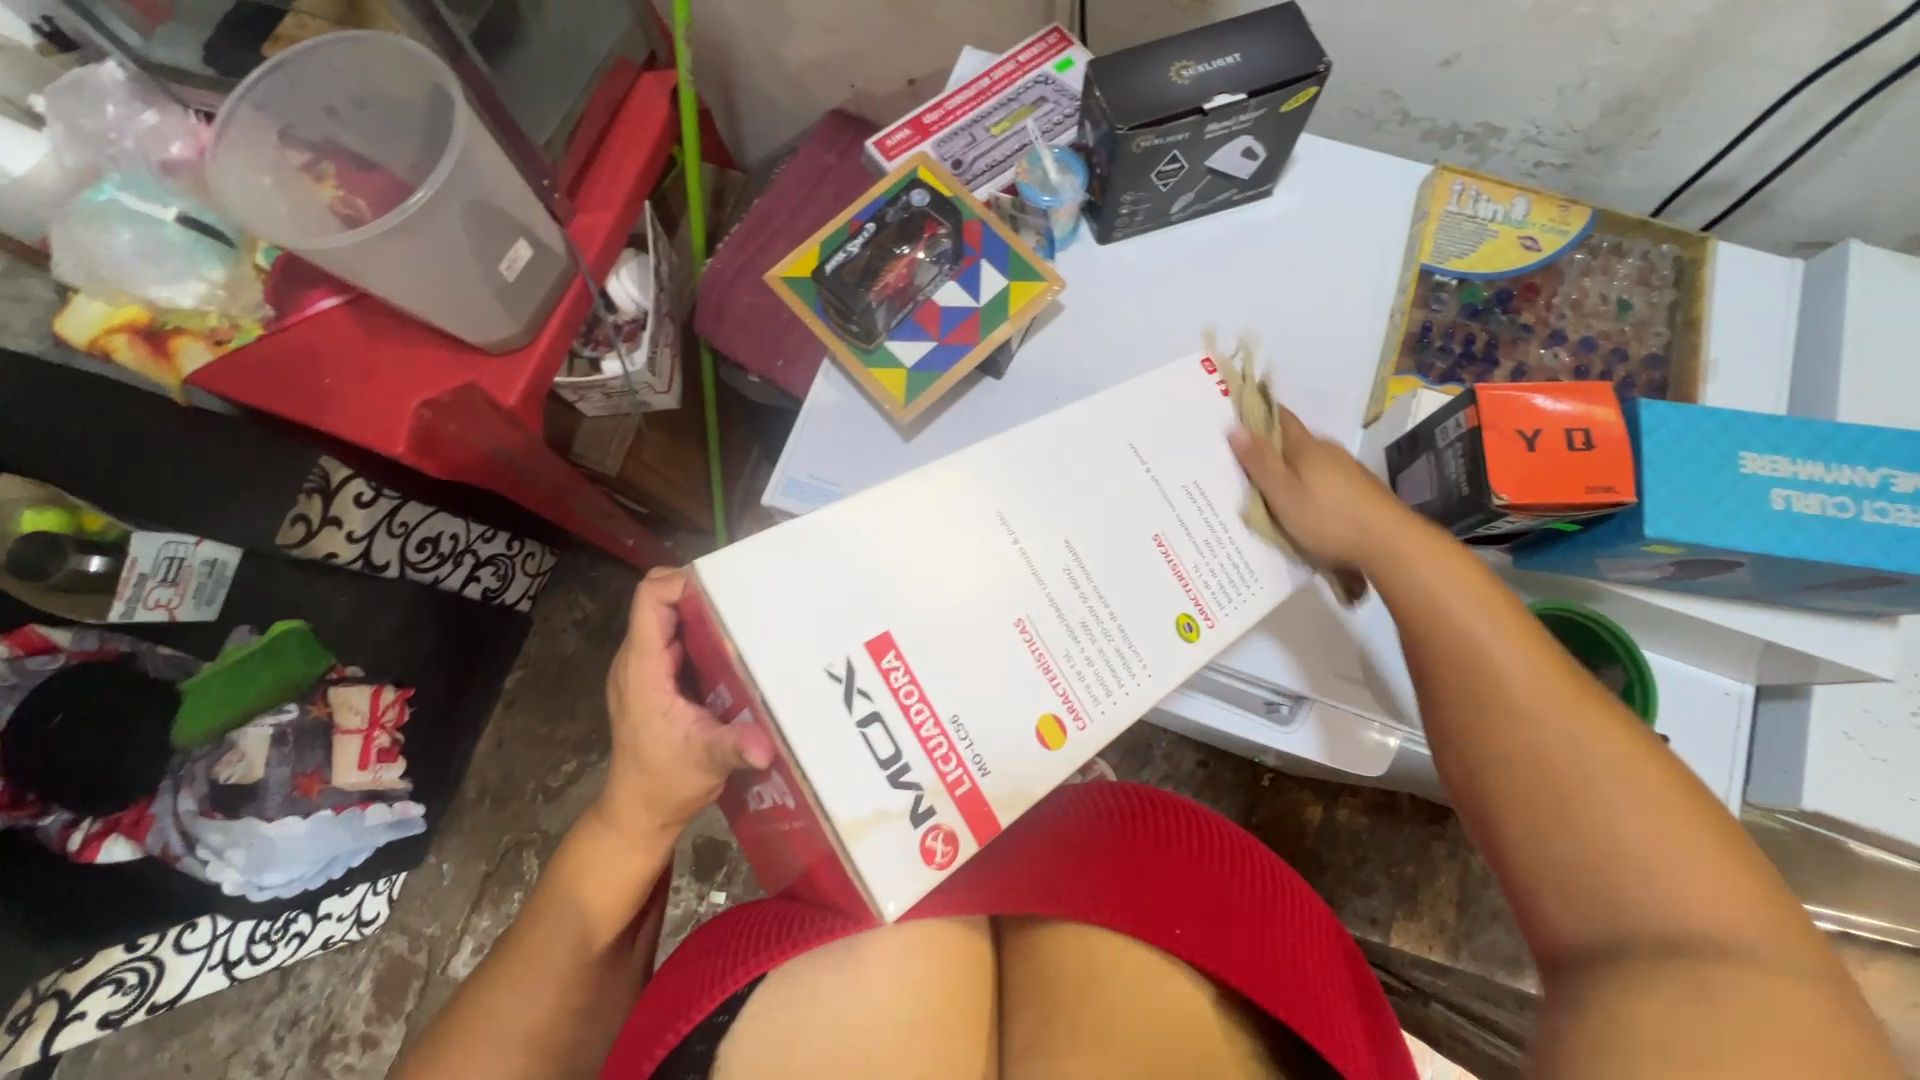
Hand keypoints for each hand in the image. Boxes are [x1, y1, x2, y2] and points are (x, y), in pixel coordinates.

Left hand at [592, 567, 775, 840]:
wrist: (640, 810)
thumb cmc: (665, 782)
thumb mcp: (706, 762)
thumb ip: (733, 747)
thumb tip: (765, 747)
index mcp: (643, 668)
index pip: (649, 599)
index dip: (681, 582)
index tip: (726, 585)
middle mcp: (638, 660)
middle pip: (660, 602)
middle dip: (702, 593)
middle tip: (750, 599)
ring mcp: (646, 669)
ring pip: (670, 619)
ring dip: (706, 613)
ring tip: (750, 618)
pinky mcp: (658, 680)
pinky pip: (677, 639)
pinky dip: (705, 635)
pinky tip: (737, 648)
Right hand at [1228, 406, 1413, 572]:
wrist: (1389, 543)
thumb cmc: (1328, 518)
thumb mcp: (1283, 494)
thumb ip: (1260, 462)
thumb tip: (1234, 427)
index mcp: (1306, 447)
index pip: (1280, 417)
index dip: (1259, 413)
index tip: (1238, 415)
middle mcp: (1329, 450)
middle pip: (1296, 441)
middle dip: (1272, 446)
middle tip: (1246, 460)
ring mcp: (1348, 469)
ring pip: (1312, 461)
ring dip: (1292, 468)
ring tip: (1273, 486)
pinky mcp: (1360, 489)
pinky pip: (1326, 478)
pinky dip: (1310, 483)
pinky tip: (1305, 502)